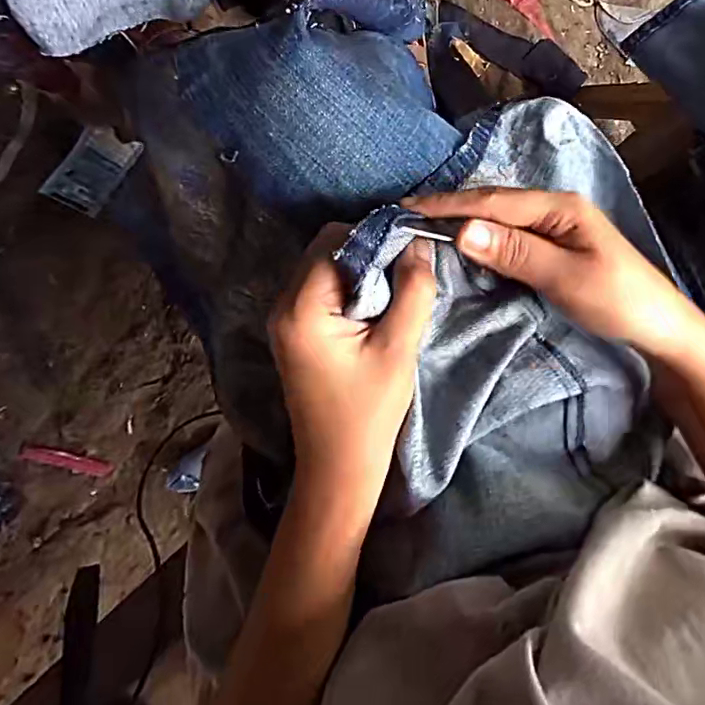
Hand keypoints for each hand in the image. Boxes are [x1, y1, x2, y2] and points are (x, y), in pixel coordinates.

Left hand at [268, 226, 435, 504]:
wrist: (338, 467)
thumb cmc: (368, 411)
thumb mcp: (398, 348)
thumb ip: (413, 290)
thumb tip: (420, 243)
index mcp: (301, 308)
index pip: (335, 241)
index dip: (375, 237)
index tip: (411, 247)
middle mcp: (284, 306)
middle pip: (327, 248)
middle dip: (370, 250)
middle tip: (406, 269)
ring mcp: (286, 318)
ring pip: (327, 264)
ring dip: (363, 267)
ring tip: (397, 287)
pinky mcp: (297, 330)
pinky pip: (325, 286)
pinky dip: (354, 284)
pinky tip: (379, 305)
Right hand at [408, 189, 699, 360]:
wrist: (660, 326)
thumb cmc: (618, 300)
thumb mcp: (566, 277)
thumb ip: (516, 252)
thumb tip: (463, 229)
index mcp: (561, 206)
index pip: (494, 201)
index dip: (449, 204)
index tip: (407, 209)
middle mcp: (557, 208)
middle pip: (496, 203)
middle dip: (452, 207)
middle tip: (407, 216)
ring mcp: (558, 226)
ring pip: (502, 217)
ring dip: (466, 221)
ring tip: (426, 226)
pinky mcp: (557, 246)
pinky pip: (512, 234)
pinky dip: (485, 236)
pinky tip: (466, 242)